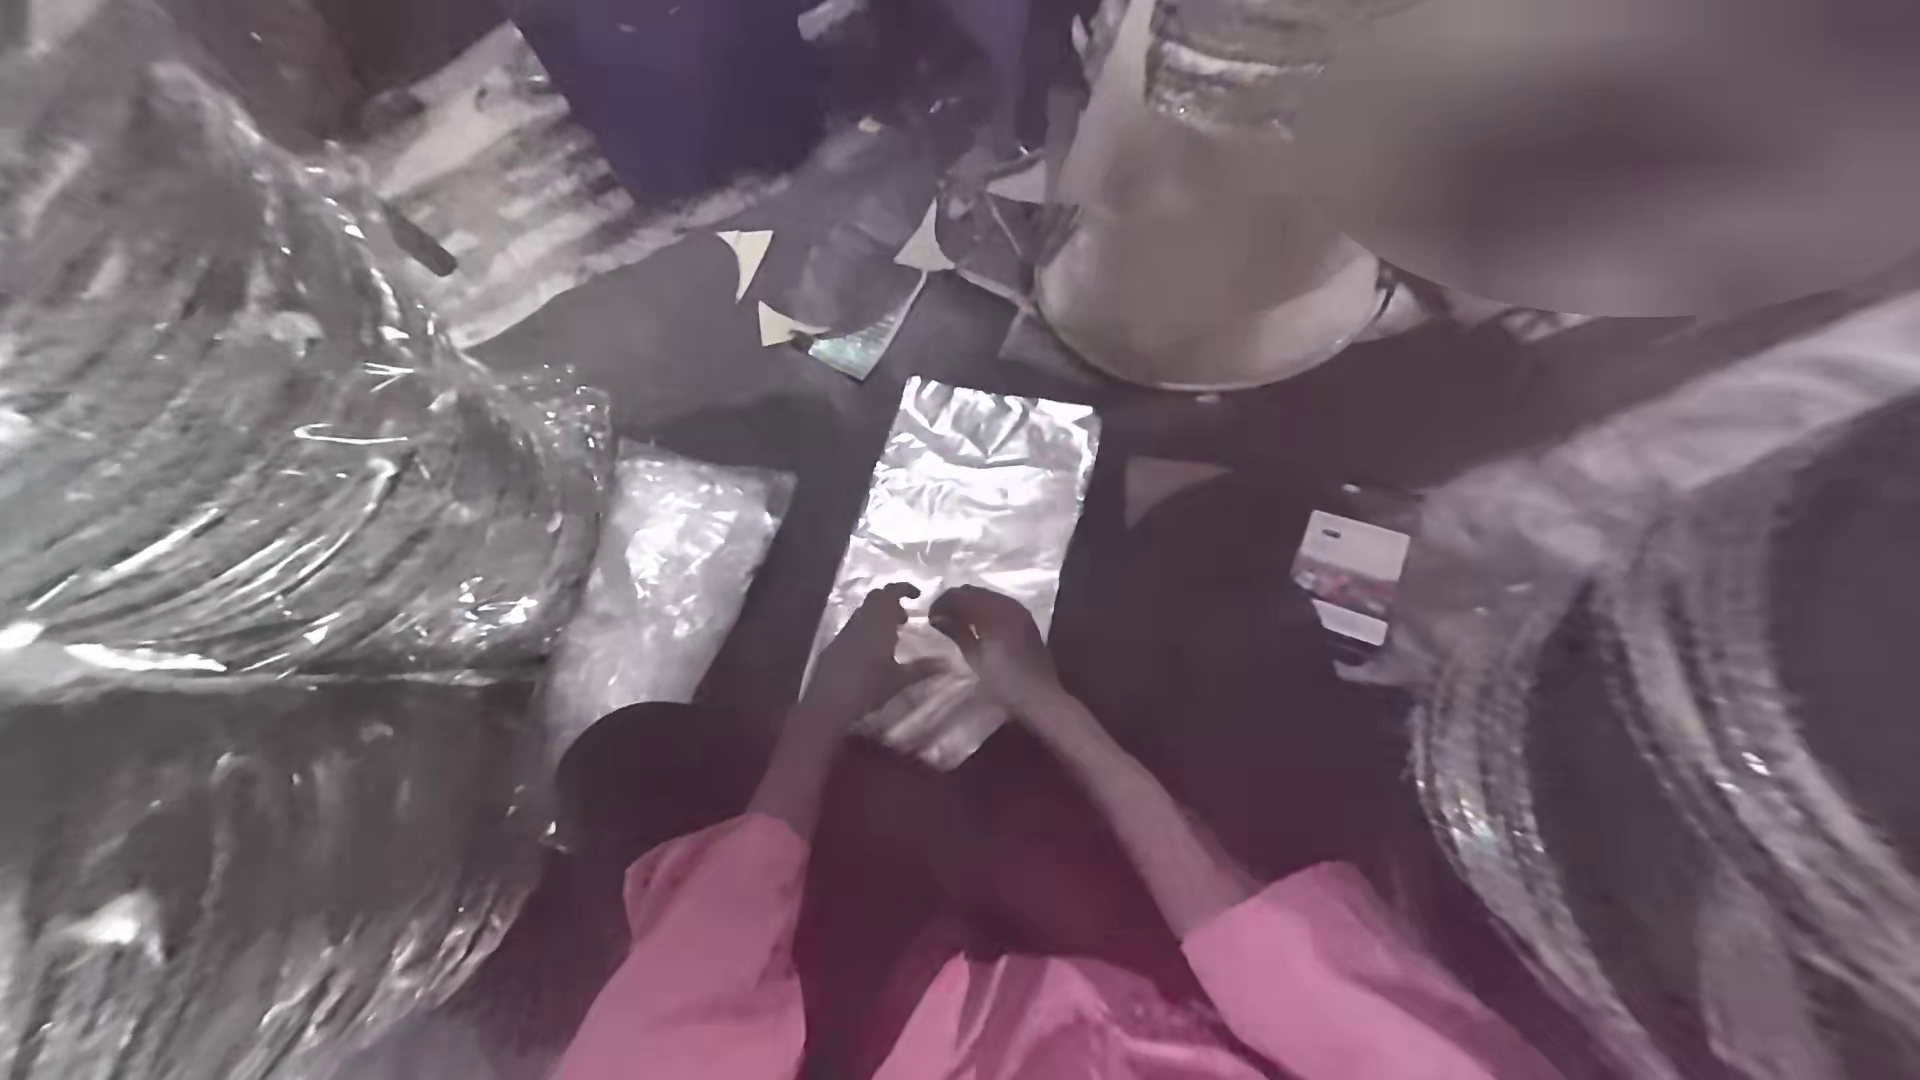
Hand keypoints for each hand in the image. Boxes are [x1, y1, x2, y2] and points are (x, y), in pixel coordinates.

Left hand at [803, 583, 939, 725]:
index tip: (917, 595)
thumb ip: (922, 668)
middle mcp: (861, 622)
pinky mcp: (835, 644)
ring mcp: (846, 632)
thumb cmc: (866, 690)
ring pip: (864, 611)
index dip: (904, 588)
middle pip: (876, 597)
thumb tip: (947, 663)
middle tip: (905, 618)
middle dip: (892, 600)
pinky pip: (855, 624)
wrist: (827, 704)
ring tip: (892, 634)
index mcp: (878, 624)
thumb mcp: (898, 680)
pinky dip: (867, 626)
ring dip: (879, 614)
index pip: (890, 593)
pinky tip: (873, 649)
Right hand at [929, 586, 1061, 708]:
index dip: (942, 603)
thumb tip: (936, 617)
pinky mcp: (1024, 616)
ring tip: (955, 618)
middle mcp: (1007, 604)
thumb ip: (956, 632)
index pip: (960, 597)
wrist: (1039, 695)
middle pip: (973, 591)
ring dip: (968, 602)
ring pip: (985, 594)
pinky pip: (998, 601)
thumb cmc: (1003, 682)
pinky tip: (975, 621)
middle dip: (954, 600)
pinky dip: (983, 606)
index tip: (930, 616)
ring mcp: (1018, 608)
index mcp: (993, 614)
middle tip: (940, 616)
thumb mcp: (975, 658)